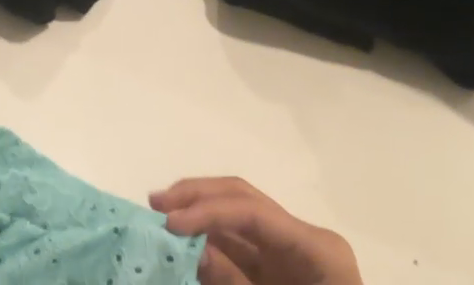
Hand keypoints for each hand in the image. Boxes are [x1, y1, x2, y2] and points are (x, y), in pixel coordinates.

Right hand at [150, 178, 361, 284]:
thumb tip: (195, 249)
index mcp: (317, 249)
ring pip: (237, 217)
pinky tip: (183, 243)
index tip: (170, 223)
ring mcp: (290, 254)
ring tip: (161, 214)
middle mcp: (302, 239)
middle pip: (244, 200)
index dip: (208, 211)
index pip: (253, 211)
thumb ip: (235, 284)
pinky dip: (209, 240)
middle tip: (156, 204)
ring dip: (198, 212)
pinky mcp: (277, 271)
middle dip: (199, 197)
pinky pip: (238, 246)